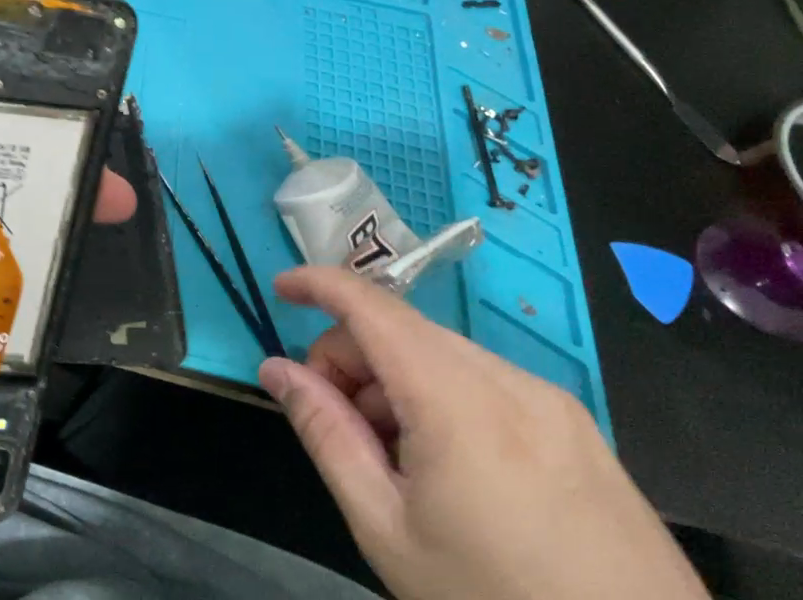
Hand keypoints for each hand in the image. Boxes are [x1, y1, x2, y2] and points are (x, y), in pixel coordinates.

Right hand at [260, 266, 706, 599]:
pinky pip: (484, 382)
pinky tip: (443, 464)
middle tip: (334, 422)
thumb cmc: (490, 595)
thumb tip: (275, 369)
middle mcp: (512, 385)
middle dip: (350, 358)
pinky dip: (438, 396)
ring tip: (392, 456)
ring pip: (442, 355)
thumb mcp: (385, 524)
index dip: (319, 284)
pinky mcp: (578, 429)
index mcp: (460, 403)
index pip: (374, 309)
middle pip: (403, 331)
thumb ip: (324, 434)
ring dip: (393, 381)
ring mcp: (554, 405)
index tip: (279, 289)